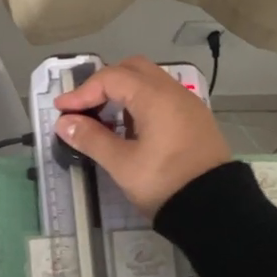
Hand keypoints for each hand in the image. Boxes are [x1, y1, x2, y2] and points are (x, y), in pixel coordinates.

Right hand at [54, 56, 231, 216]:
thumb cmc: (164, 182)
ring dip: (124, 92)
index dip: (82, 92)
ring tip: (104, 118)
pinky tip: (131, 128)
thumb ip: (91, 139)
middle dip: (104, 83)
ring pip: (150, 82)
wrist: (214, 206)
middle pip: (133, 69)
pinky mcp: (195, 120)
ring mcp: (188, 104)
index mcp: (155, 97)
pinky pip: (164, 98)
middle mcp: (173, 91)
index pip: (111, 78)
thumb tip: (65, 123)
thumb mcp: (122, 164)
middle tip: (84, 106)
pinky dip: (142, 103)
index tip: (62, 112)